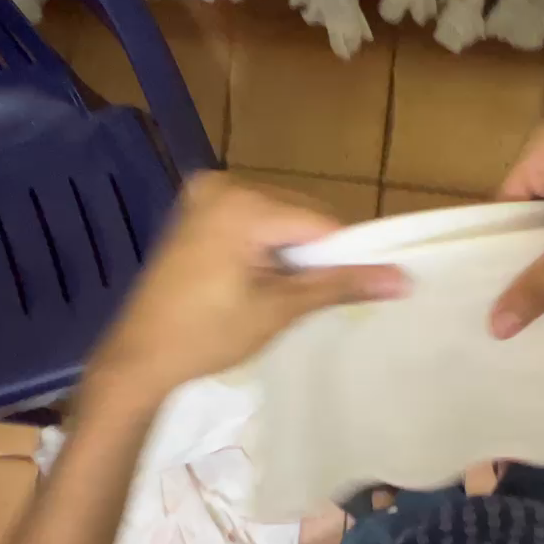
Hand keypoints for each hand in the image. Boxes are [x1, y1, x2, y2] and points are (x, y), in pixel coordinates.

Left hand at [88, 173, 407, 397]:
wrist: (140, 358)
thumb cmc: (208, 336)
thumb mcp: (280, 309)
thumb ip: (339, 285)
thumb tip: (402, 279)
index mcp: (242, 204)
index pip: (320, 221)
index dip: (345, 256)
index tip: (357, 288)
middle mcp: (223, 185)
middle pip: (300, 215)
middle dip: (313, 254)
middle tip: (305, 299)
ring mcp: (204, 197)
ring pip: (278, 220)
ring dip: (291, 253)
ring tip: (278, 295)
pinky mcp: (196, 213)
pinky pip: (252, 223)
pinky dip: (266, 248)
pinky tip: (257, 282)